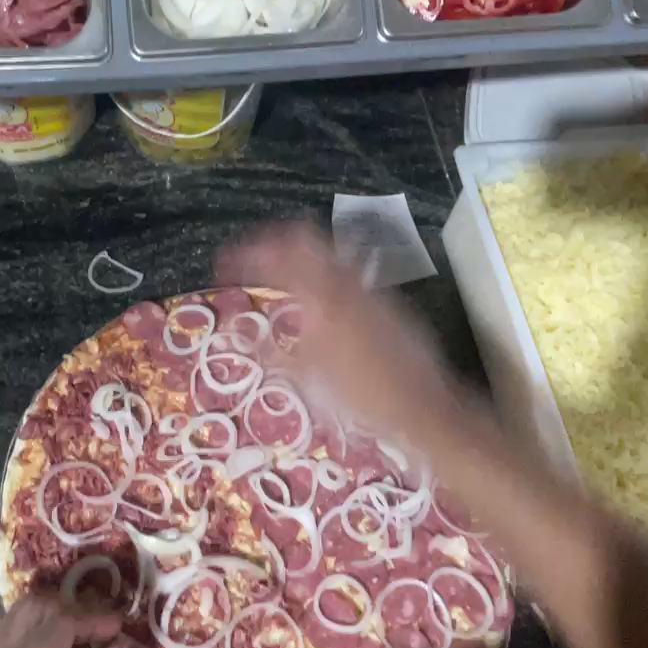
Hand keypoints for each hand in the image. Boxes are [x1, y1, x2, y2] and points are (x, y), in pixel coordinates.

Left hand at [0, 596, 131, 647]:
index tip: (122, 627)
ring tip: (67, 636)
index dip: (95, 619)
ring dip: (38, 615)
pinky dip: (12, 628)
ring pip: (4, 615)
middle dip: (68, 609)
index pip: (61, 624)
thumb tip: (125, 647)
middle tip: (98, 629)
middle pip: (31, 608)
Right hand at [219, 222, 492, 456]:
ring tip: (279, 271)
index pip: (278, 254)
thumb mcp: (307, 378)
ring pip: (330, 252)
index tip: (224, 265)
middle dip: (274, 242)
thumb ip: (269, 349)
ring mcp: (372, 290)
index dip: (247, 254)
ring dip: (301, 255)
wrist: (424, 408)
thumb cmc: (362, 397)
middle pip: (306, 239)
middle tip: (252, 258)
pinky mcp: (388, 303)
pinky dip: (324, 273)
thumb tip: (237, 331)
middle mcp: (348, 283)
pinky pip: (349, 272)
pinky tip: (317, 299)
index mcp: (323, 297)